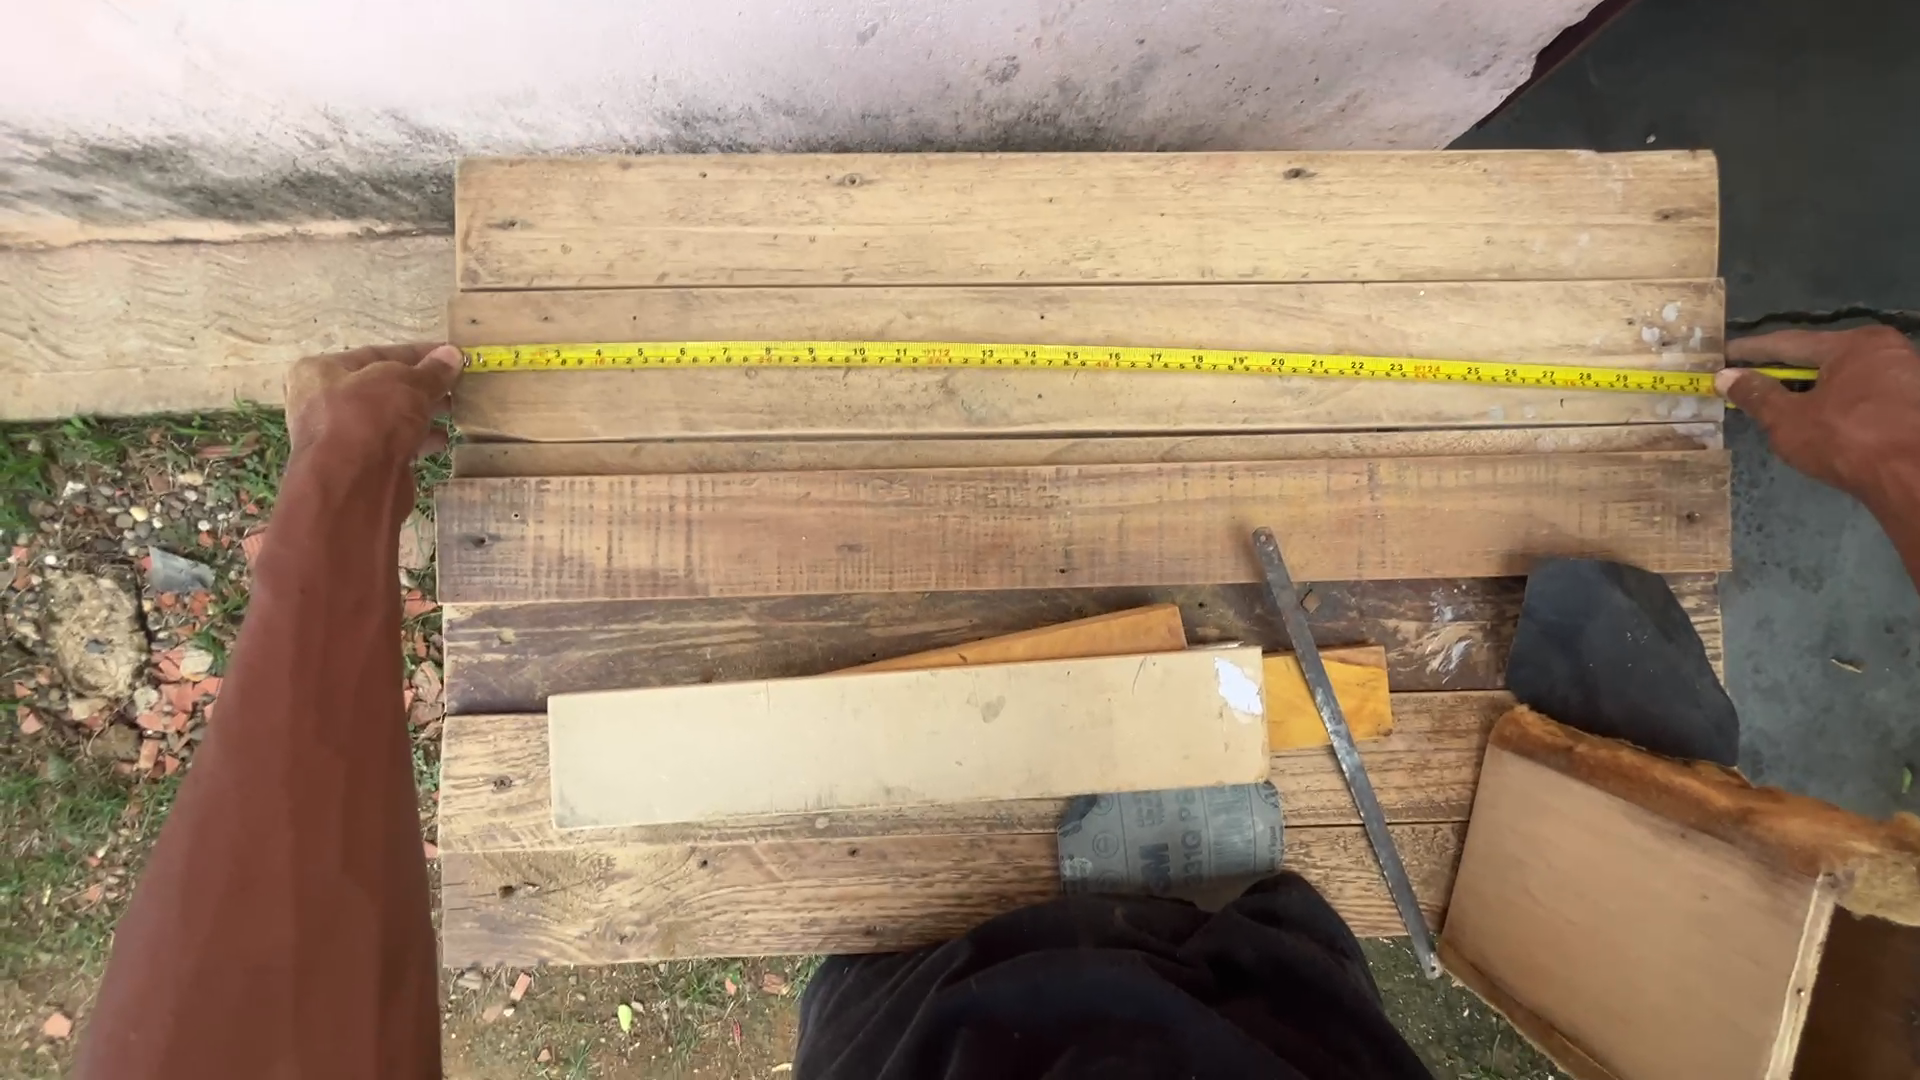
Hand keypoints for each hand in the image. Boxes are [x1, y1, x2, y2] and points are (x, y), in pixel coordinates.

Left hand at [284, 343, 464, 461]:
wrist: (354, 482)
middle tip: (460, 386)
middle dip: (424, 386)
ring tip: (458, 411)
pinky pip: (396, 441)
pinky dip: (420, 438)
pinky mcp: (362, 459)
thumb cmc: (370, 419)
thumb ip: (431, 371)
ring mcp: (343, 431)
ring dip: (424, 413)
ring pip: (392, 415)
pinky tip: (444, 438)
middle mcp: (325, 398)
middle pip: (385, 385)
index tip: (453, 357)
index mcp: (323, 370)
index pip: (380, 354)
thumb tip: (453, 355)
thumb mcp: (406, 385)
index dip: (421, 354)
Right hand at [1716, 326, 1919, 509]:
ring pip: (1838, 374)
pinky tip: (1808, 412)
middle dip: (1778, 368)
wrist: (1914, 473)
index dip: (1748, 350)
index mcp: (1855, 345)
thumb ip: (1754, 393)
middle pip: (1817, 356)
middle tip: (1742, 377)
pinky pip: (1856, 390)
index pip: (1787, 342)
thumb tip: (1727, 376)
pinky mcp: (1911, 400)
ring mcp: (1905, 374)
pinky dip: (1827, 397)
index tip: (1720, 355)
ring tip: (1770, 398)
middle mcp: (1886, 350)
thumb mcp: (1785, 417)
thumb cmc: (1845, 438)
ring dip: (1802, 385)